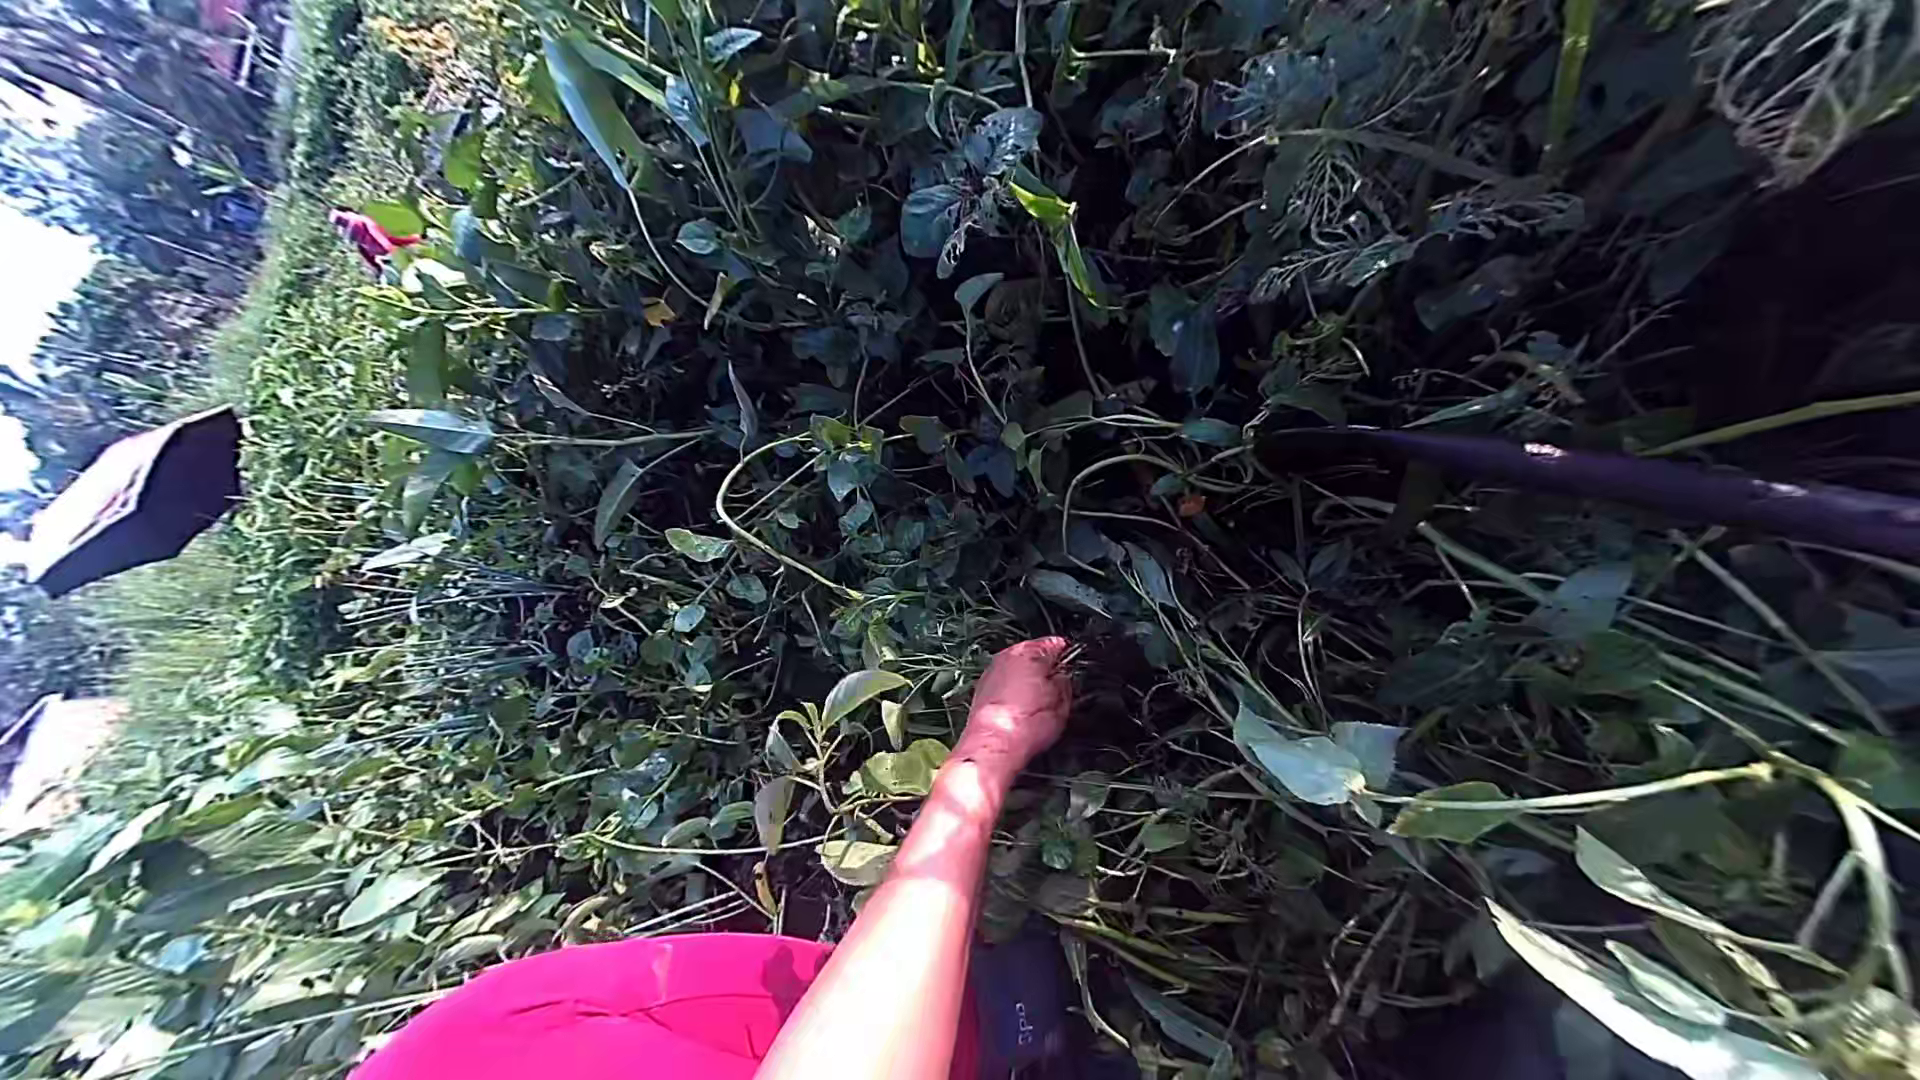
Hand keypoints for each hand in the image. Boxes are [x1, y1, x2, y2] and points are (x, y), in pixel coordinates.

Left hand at [951, 637, 1072, 785]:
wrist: (994, 743)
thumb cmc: (1025, 725)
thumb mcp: (1062, 703)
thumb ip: (1065, 682)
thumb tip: (1063, 678)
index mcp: (1031, 653)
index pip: (1054, 643)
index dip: (1066, 654)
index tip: (1069, 662)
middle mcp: (1009, 656)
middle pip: (1032, 653)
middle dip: (1044, 666)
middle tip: (1055, 685)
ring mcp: (993, 670)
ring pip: (1016, 666)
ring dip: (1026, 676)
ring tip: (1037, 699)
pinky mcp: (982, 686)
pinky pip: (1003, 680)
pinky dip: (1011, 688)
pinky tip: (1020, 706)